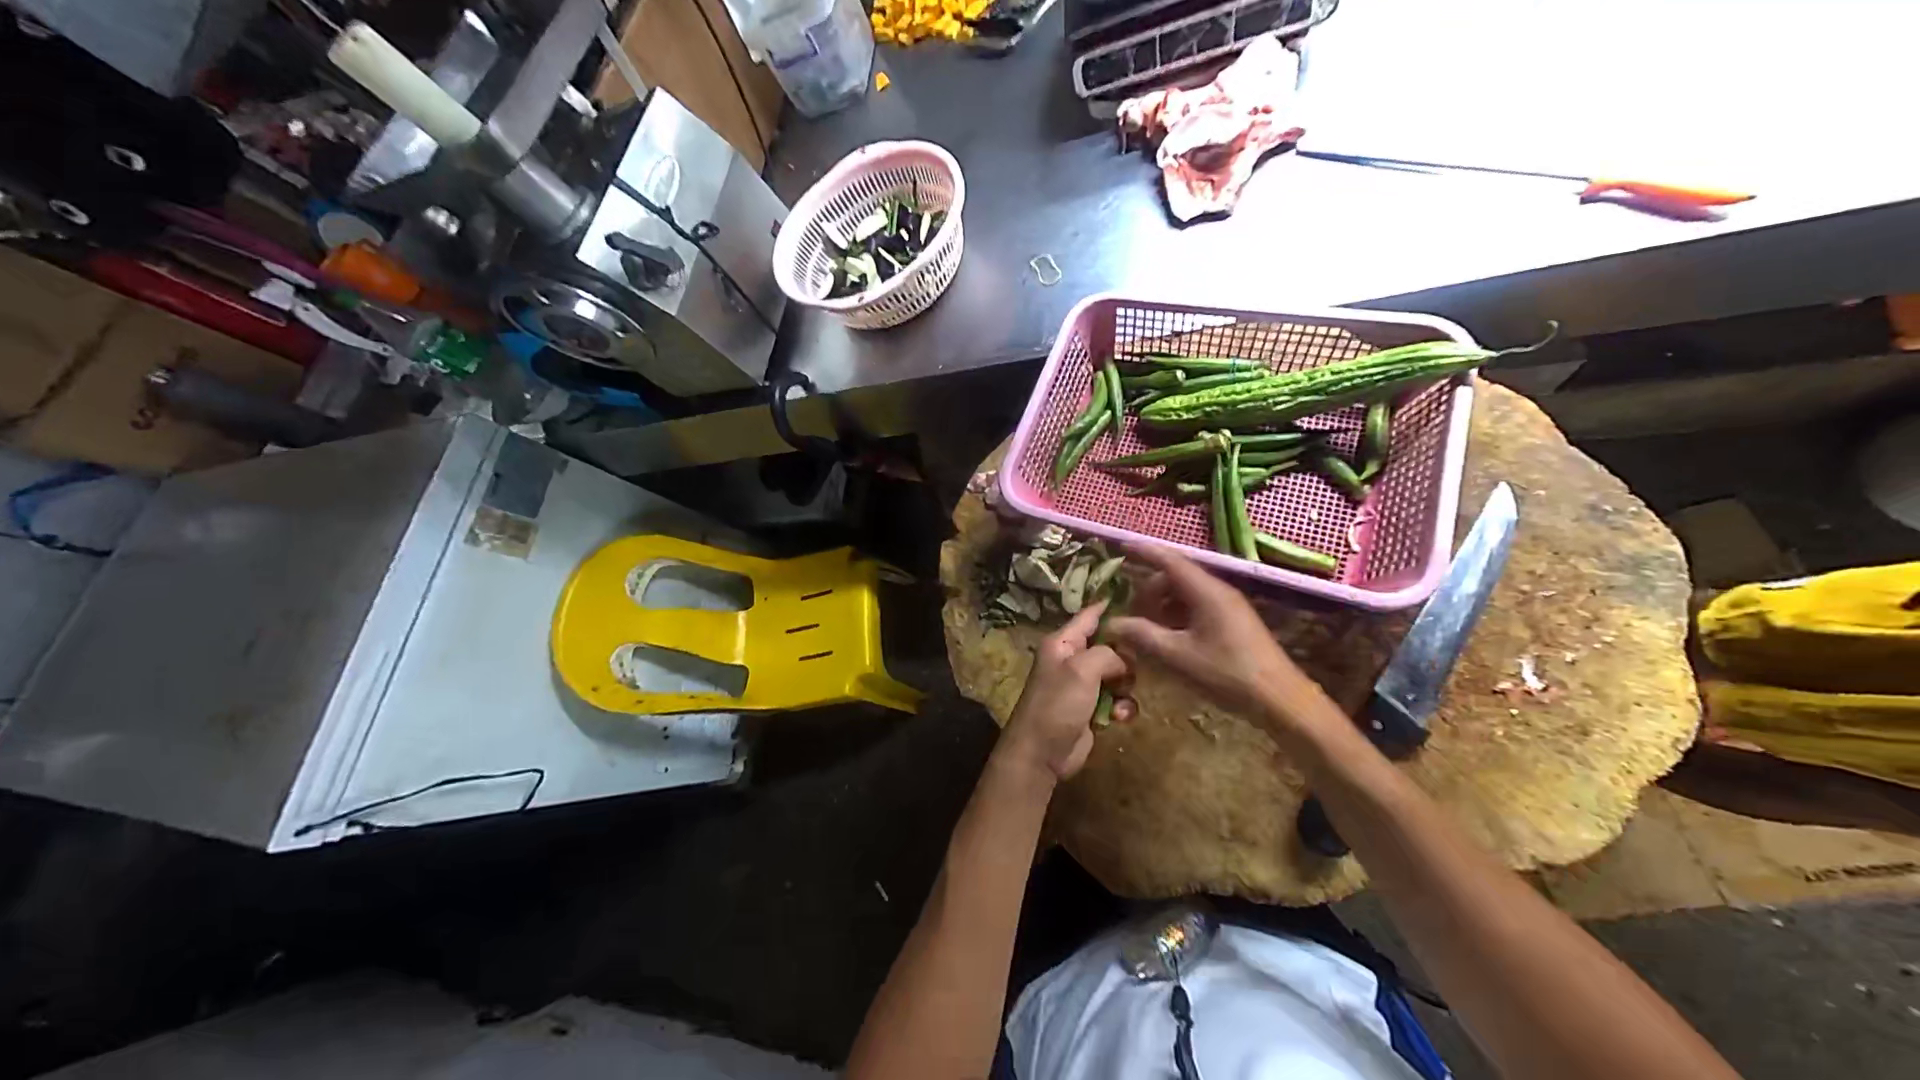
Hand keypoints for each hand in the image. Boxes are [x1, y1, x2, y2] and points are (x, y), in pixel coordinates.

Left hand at [999, 601, 1133, 780]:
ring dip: (1127, 686)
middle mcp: (1072, 660)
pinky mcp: (1093, 709)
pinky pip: (1118, 699)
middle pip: (1111, 645)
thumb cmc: (1057, 704)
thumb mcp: (1082, 669)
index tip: (1142, 598)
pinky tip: (1120, 718)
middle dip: (1127, 657)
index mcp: (1062, 643)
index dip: (1112, 606)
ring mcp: (1083, 685)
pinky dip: (1123, 707)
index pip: (1090, 615)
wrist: (1041, 753)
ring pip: (1119, 674)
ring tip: (1122, 696)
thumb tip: (1124, 660)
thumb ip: (1108, 653)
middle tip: (1134, 666)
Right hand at [1106, 544, 1338, 737]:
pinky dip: (1177, 615)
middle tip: (1131, 612)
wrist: (1279, 699)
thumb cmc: (1227, 673)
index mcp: (1206, 591)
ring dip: (1163, 604)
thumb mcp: (1177, 655)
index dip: (1144, 552)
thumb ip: (1142, 635)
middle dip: (1150, 589)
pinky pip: (1198, 607)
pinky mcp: (1233, 622)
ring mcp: (1228, 607)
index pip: (1170, 560)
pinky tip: (1169, 638)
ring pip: (1187, 593)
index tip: (1121, 546)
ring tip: (1147, 628)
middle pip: (1176, 577)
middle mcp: (1218, 591)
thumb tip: (1112, 622)